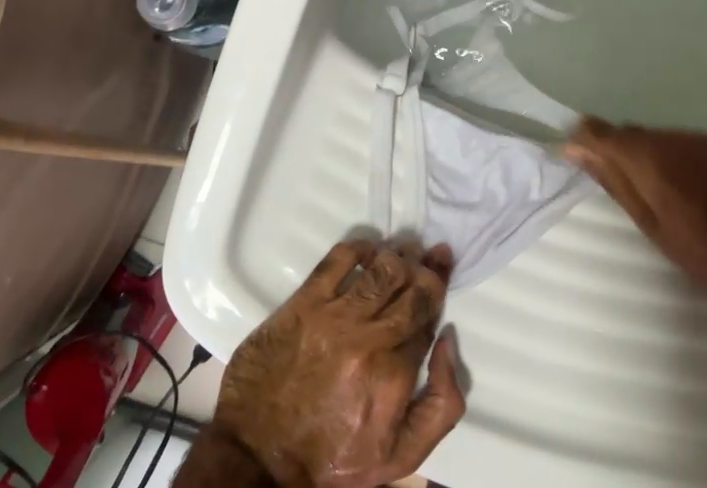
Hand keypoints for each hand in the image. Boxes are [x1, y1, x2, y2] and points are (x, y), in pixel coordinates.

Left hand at [212, 240, 465, 487]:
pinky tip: (366, 250)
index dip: (439, 289)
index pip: (428, 316)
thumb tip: (446, 342)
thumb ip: (442, 404)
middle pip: (411, 286)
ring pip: (380, 268)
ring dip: (398, 255)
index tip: (442, 269)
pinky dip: (358, 248)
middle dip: (427, 268)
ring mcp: (333, 318)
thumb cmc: (332, 458)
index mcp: (395, 375)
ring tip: (402, 252)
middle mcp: (369, 340)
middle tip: (430, 256)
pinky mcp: (302, 306)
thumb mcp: (402, 456)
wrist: (260, 456)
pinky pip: (337, 261)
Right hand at [563, 118, 706, 334]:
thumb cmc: (699, 252)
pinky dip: (665, 156)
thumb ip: (612, 179)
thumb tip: (577, 150)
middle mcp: (674, 137)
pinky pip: (676, 142)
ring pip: (653, 137)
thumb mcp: (647, 221)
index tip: (570, 152)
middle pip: (629, 133)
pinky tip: (670, 184)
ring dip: (640, 153)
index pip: (603, 133)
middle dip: (612, 149)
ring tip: (642, 187)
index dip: (584, 139)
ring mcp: (699, 139)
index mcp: (651, 158)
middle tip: (604, 176)